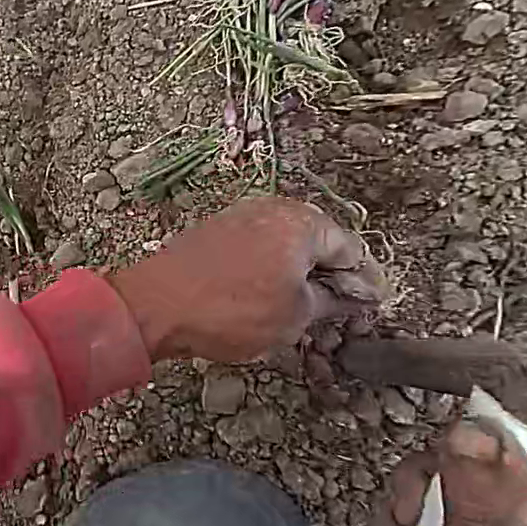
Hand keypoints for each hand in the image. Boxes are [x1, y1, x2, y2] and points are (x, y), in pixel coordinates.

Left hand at [109, 197, 385, 362]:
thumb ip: (330, 303)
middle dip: (332, 277)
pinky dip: (272, 271)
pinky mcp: (218, 232)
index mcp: (303, 223)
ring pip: (287, 246)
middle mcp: (274, 209)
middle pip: (318, 243)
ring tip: (304, 311)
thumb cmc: (233, 310)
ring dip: (300, 275)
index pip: (349, 249)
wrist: (157, 304)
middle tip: (339, 312)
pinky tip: (270, 297)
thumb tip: (351, 299)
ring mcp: (242, 217)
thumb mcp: (294, 316)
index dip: (363, 281)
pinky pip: (260, 249)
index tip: (370, 307)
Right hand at [377, 423, 526, 525]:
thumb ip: (483, 493)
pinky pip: (474, 507)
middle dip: (452, 469)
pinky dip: (436, 515)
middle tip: (413, 504)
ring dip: (432, 492)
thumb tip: (478, 427)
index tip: (459, 451)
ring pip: (484, 478)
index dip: (510, 430)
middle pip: (515, 456)